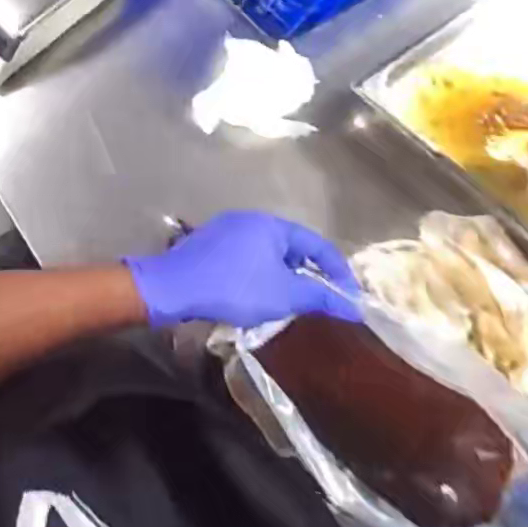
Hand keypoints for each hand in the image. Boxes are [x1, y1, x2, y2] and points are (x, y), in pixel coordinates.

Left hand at [125, 211, 359, 327]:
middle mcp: (248, 220)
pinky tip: (259, 296)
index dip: (339, 272)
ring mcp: (225, 230)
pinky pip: (246, 257)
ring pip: (267, 253)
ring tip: (292, 303)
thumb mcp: (284, 295)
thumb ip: (321, 297)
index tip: (352, 299)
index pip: (317, 244)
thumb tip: (354, 307)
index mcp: (270, 224)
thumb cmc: (234, 287)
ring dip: (284, 276)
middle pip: (291, 246)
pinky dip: (260, 275)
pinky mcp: (209, 244)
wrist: (174, 287)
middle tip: (322, 302)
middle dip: (310, 274)